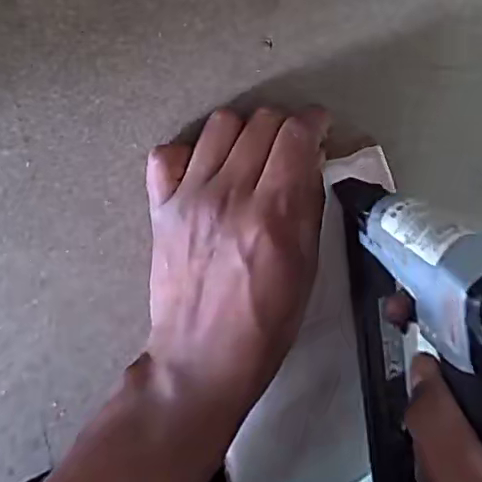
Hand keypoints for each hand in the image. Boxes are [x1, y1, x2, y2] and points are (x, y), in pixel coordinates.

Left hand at [33, 106, 327, 481]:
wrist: (200, 361)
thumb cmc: (267, 319)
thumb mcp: (307, 262)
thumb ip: (310, 201)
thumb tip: (312, 156)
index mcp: (272, 211)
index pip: (296, 133)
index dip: (314, 121)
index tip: (320, 127)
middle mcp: (230, 194)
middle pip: (263, 120)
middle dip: (285, 125)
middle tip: (290, 147)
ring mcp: (190, 197)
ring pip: (221, 123)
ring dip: (245, 130)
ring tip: (252, 152)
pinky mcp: (160, 207)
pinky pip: (168, 153)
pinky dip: (190, 151)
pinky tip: (207, 169)